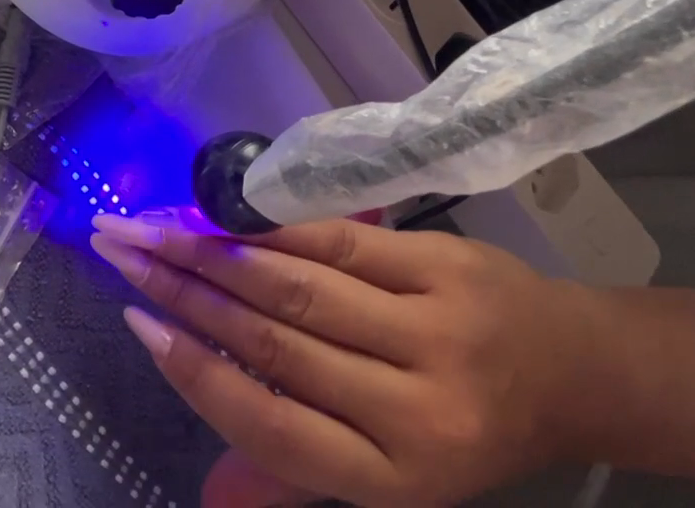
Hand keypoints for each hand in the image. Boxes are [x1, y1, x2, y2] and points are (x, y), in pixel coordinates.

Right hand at [89, 211, 606, 507]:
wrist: (576, 371)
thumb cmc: (458, 425)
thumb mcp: (386, 471)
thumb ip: (293, 474)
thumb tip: (206, 495)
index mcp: (395, 476)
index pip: (271, 424)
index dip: (194, 371)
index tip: (136, 319)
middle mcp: (417, 411)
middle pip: (273, 343)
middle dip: (183, 289)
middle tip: (118, 249)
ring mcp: (435, 332)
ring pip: (296, 285)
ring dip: (211, 252)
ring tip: (151, 227)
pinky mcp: (443, 267)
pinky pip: (336, 241)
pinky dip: (268, 227)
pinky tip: (220, 213)